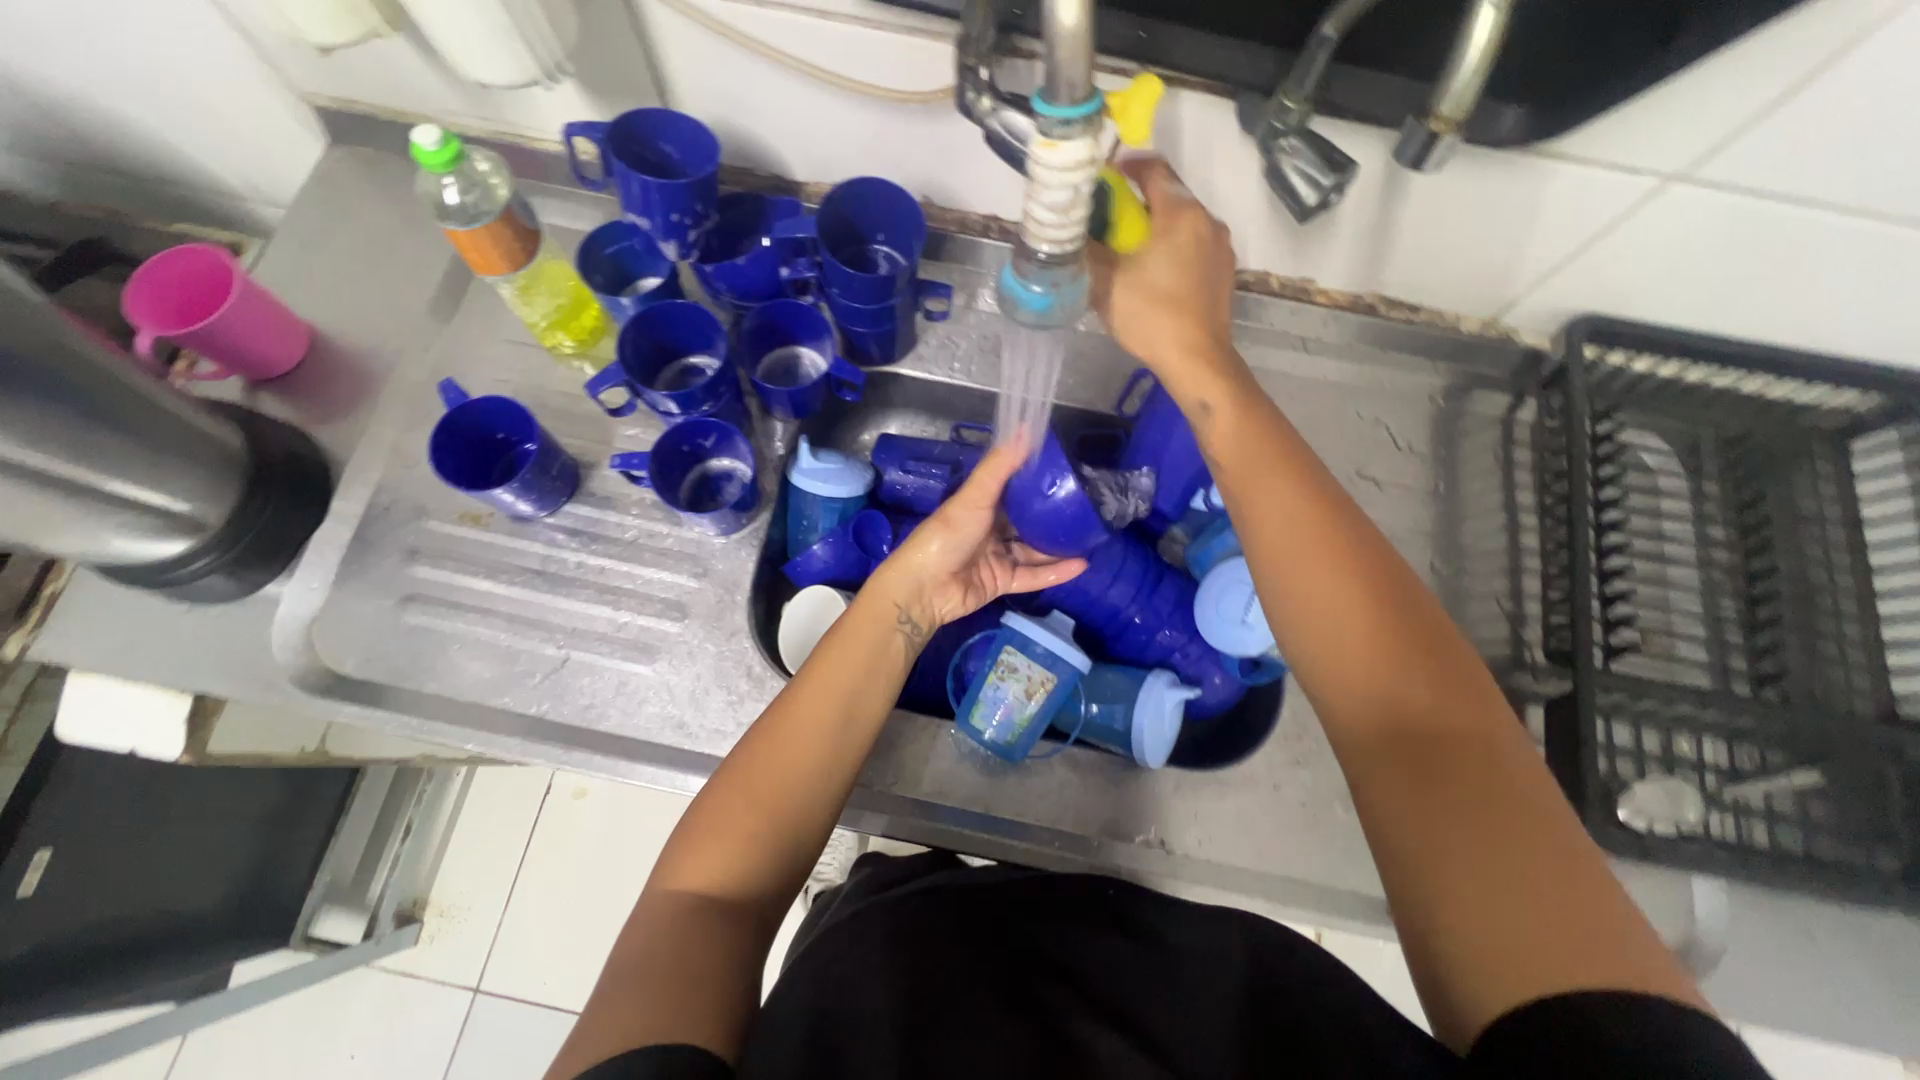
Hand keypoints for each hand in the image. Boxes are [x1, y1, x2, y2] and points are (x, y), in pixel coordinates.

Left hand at [864, 432, 1085, 646]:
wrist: (925, 588)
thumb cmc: (947, 535)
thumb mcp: (975, 496)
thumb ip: (1000, 466)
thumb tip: (1025, 428)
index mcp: (979, 504)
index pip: (1011, 489)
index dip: (1034, 480)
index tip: (1065, 471)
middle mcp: (988, 529)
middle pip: (1025, 521)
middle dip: (1051, 516)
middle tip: (1086, 506)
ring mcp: (995, 557)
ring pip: (1033, 549)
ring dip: (1059, 545)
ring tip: (1090, 536)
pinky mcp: (1001, 583)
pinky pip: (1033, 576)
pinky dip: (1055, 572)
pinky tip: (1082, 565)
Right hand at [1088, 156, 1242, 391]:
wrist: (1198, 360)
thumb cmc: (1151, 316)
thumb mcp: (1108, 283)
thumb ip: (1089, 251)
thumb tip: (1073, 234)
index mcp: (1180, 213)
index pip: (1155, 168)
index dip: (1128, 165)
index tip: (1107, 176)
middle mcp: (1207, 220)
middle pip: (1171, 195)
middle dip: (1140, 200)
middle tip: (1111, 218)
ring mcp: (1220, 246)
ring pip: (1184, 222)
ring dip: (1158, 225)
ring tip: (1131, 247)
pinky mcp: (1224, 271)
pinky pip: (1195, 245)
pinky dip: (1174, 246)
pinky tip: (1156, 271)